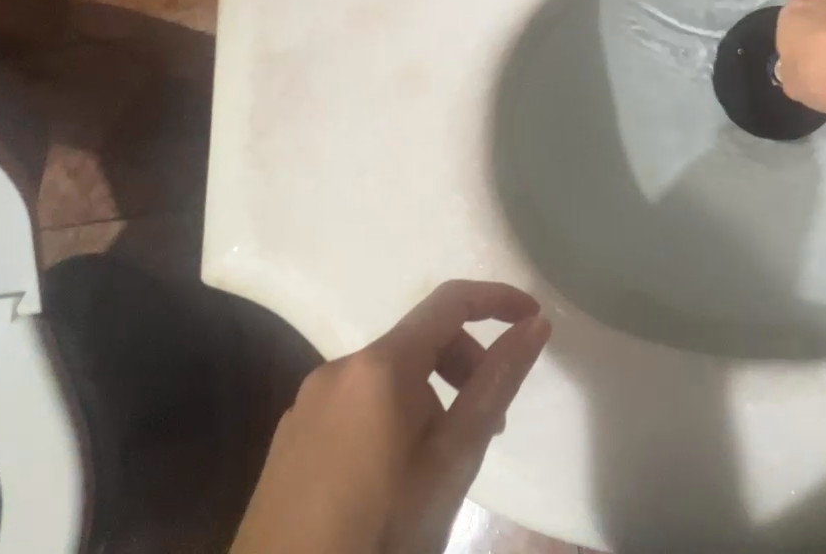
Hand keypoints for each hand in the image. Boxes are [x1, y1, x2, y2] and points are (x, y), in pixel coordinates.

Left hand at [230, 281, 551, 553]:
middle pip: (421, 339)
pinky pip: (358, 404)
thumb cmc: (385, 526)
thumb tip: (536, 325)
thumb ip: (498, 380)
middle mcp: (337, 370)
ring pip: (389, 375)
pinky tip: (397, 474)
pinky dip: (394, 415)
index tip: (534, 319)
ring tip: (445, 455)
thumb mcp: (456, 454)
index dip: (499, 299)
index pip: (450, 302)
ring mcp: (306, 406)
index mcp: (380, 366)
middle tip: (491, 422)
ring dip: (433, 393)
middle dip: (467, 364)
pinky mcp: (289, 440)